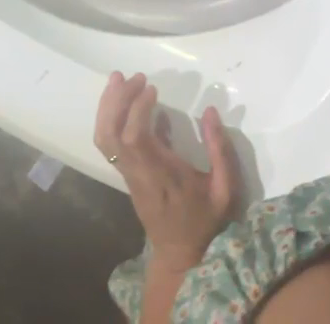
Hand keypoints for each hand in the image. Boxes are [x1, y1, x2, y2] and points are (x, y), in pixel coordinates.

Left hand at [94, 71, 239, 270]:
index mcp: (161, 175)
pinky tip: (123, 101)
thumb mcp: (225, 188)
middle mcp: (137, 173)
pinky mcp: (124, 174)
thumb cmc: (206, 219)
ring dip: (107, 105)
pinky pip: (107, 143)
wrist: (180, 253)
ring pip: (104, 137)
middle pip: (112, 133)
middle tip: (135, 76)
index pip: (136, 138)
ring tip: (118, 79)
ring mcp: (127, 174)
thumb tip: (209, 111)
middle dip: (118, 100)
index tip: (152, 88)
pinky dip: (108, 117)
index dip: (137, 109)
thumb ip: (220, 150)